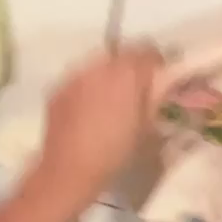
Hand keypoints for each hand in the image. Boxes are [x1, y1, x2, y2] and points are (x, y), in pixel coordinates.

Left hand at [32, 42, 163, 204]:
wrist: (69, 170)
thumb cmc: (115, 153)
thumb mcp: (146, 127)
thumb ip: (155, 97)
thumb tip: (162, 82)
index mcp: (127, 74)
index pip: (148, 50)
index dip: (156, 64)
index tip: (158, 80)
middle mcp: (100, 66)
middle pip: (121, 54)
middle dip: (131, 68)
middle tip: (134, 91)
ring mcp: (75, 74)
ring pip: (98, 64)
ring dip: (107, 75)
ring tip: (109, 99)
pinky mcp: (58, 87)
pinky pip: (79, 78)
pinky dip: (87, 86)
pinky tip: (88, 109)